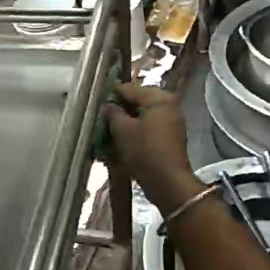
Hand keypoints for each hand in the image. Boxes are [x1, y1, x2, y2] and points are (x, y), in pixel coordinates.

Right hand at [101, 83, 203, 213]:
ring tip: (111, 127)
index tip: (97, 99)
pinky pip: (151, 125)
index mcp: (158, 99)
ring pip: (145, 113)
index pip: (130, 88)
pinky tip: (124, 137)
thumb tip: (107, 106)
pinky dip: (137, 128)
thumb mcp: (122, 131)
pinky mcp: (171, 135)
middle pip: (139, 100)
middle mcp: (169, 105)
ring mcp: (172, 120)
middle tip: (103, 116)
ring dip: (128, 119)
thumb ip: (113, 114)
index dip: (112, 93)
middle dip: (121, 107)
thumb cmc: (144, 151)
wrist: (168, 181)